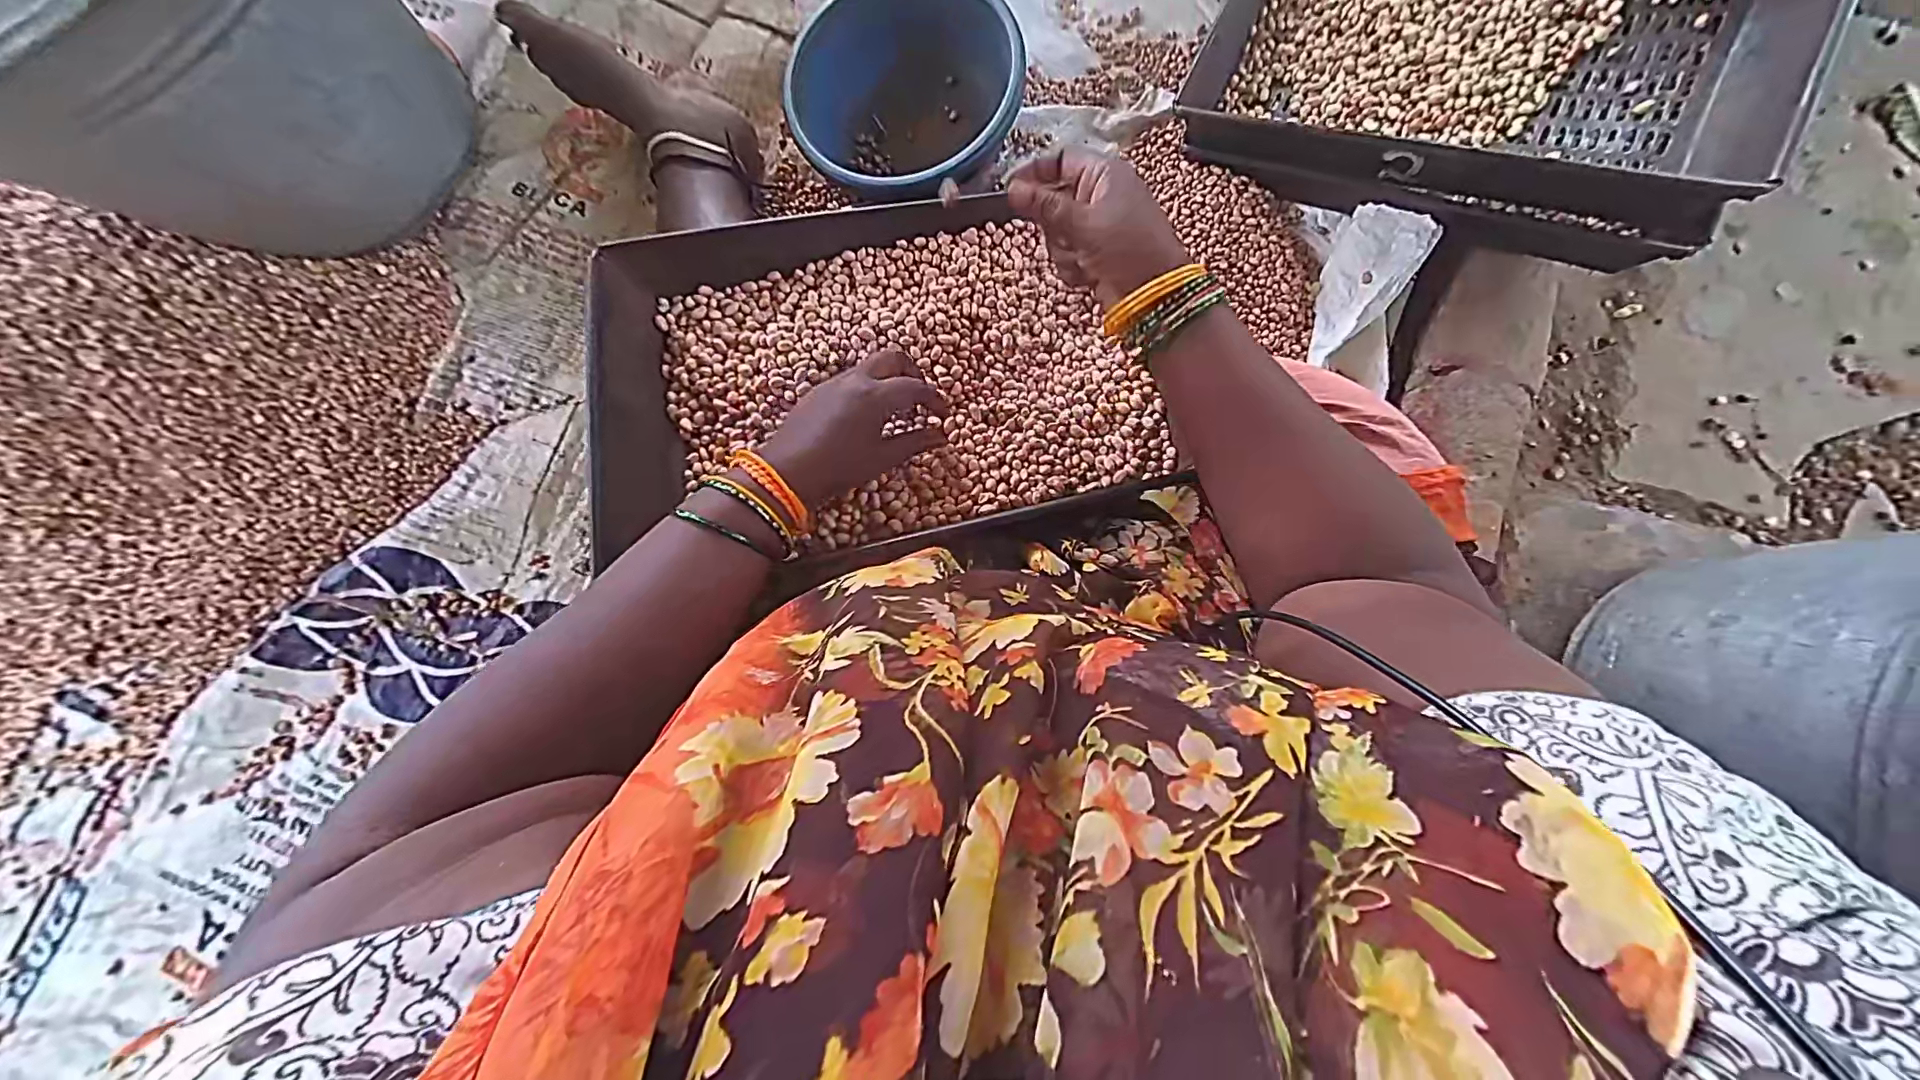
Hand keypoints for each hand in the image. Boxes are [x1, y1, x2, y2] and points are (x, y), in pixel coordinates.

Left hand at [757, 349, 949, 507]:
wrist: (788, 472)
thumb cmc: (839, 468)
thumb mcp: (882, 457)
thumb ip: (914, 442)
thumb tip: (940, 435)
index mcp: (876, 395)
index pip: (916, 387)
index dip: (935, 399)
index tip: (943, 413)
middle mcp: (855, 381)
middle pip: (893, 358)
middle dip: (912, 373)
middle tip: (921, 398)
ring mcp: (833, 383)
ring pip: (870, 367)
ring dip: (889, 379)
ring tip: (896, 408)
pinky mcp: (818, 392)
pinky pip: (850, 379)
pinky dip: (868, 388)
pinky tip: (868, 415)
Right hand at [1006, 146, 1190, 306]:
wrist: (1153, 295)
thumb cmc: (1127, 249)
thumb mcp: (1082, 223)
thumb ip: (1045, 205)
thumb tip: (1013, 188)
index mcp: (1103, 174)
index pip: (1060, 160)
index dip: (1034, 173)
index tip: (1011, 190)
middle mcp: (1099, 196)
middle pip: (1053, 201)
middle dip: (1054, 226)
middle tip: (1066, 236)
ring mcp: (1096, 227)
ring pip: (1056, 233)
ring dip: (1063, 251)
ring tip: (1084, 259)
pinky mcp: (1094, 254)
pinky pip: (1066, 255)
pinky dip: (1072, 267)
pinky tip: (1089, 274)